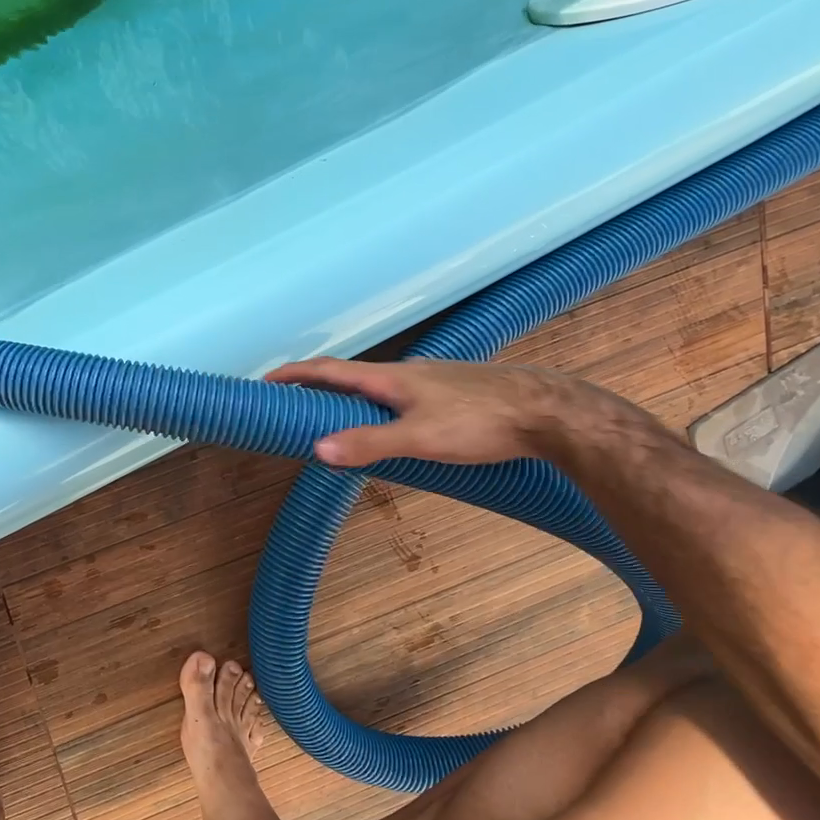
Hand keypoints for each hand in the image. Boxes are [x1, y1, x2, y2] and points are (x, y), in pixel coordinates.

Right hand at [265, 357, 629, 468]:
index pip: (328, 369)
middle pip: (350, 375)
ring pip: (378, 385)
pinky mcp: (456, 390)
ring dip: (349, 397)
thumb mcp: (420, 439)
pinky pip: (401, 393)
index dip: (294, 374)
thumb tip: (316, 451)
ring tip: (337, 419)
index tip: (265, 381)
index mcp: (388, 377)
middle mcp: (406, 371)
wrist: (554, 411)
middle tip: (294, 404)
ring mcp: (433, 379)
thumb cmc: (482, 422)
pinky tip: (395, 425)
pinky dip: (379, 404)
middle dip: (317, 386)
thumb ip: (368, 444)